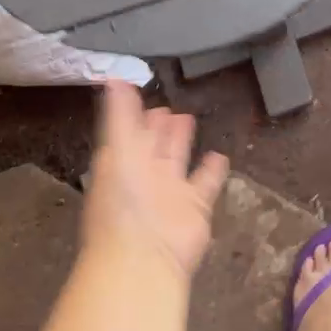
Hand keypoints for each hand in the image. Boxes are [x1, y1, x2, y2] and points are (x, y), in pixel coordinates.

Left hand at [82, 82, 229, 280]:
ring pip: (176, 160)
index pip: (128, 133)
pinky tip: (219, 156)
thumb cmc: (125, 200)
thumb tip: (111, 76)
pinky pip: (205, 183)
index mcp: (120, 163)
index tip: (141, 92)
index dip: (134, 114)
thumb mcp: (117, 148)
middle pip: (152, 146)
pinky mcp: (195, 206)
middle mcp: (143, 176)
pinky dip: (212, 170)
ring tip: (188, 119)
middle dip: (158, 127)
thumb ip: (118, 114)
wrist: (145, 254)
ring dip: (181, 142)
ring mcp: (169, 192)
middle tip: (165, 107)